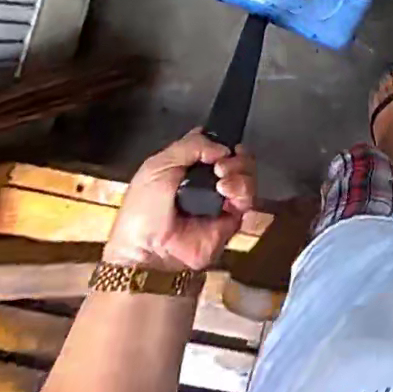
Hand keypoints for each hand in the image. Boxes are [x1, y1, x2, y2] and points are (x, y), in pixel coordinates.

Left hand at [101, 130, 256, 272]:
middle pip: (236, 156)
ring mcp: (221, 199)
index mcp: (187, 166)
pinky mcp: (232, 219)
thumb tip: (223, 148)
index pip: (214, 143)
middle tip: (219, 165)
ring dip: (239, 170)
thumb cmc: (144, 209)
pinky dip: (242, 189)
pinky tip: (226, 191)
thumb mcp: (158, 166)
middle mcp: (207, 180)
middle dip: (235, 154)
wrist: (148, 253)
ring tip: (222, 179)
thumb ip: (190, 145)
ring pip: (246, 173)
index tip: (219, 140)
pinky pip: (248, 198)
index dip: (220, 138)